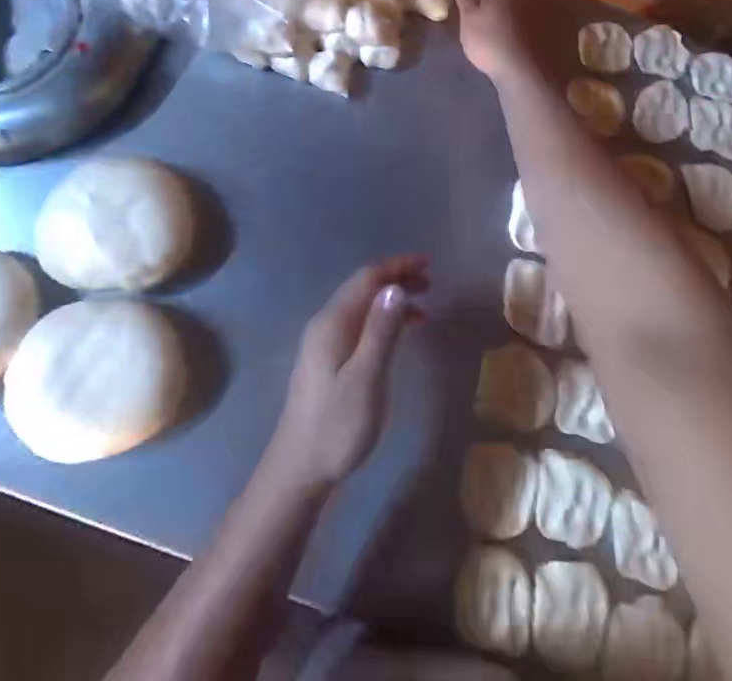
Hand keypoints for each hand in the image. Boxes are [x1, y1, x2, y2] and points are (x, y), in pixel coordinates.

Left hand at [263, 256, 429, 490]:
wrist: (300, 469)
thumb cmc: (338, 426)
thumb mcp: (367, 377)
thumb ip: (381, 331)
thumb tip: (396, 287)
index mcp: (332, 323)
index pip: (366, 279)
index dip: (397, 266)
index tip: (429, 264)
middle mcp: (325, 325)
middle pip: (362, 288)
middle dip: (396, 279)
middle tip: (431, 284)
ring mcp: (323, 344)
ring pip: (361, 307)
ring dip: (390, 300)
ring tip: (424, 308)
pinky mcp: (327, 361)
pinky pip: (358, 326)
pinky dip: (382, 321)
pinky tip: (400, 335)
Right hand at [456, 0, 534, 81]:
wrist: (525, 71)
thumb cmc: (491, 43)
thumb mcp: (469, 21)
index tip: (461, 1)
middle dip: (491, 0)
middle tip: (479, 14)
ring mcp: (541, 9)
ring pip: (517, 5)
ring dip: (507, 11)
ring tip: (496, 26)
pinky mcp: (550, 28)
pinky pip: (529, 21)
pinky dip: (521, 24)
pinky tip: (514, 36)